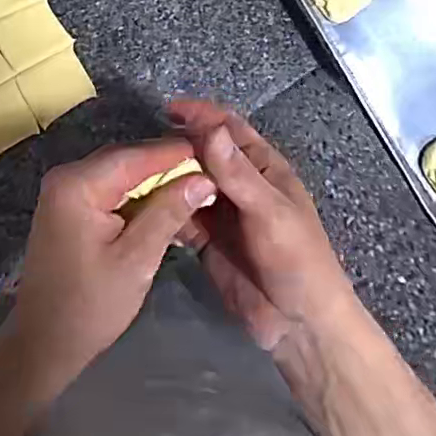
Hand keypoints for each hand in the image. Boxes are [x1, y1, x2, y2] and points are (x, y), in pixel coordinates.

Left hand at [0, 138, 216, 388]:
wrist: (43, 343)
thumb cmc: (89, 307)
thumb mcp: (136, 260)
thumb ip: (168, 213)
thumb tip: (203, 179)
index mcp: (77, 185)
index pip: (134, 155)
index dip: (175, 152)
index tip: (213, 152)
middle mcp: (66, 177)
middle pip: (125, 158)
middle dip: (166, 163)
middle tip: (209, 169)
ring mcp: (64, 190)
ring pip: (119, 172)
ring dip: (154, 178)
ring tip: (195, 183)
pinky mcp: (68, 206)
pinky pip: (108, 187)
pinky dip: (136, 192)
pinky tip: (164, 201)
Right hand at [167, 99, 359, 351]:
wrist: (299, 325)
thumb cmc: (296, 259)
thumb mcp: (269, 212)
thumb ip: (237, 173)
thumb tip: (210, 128)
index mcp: (263, 169)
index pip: (229, 129)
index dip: (202, 115)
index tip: (168, 110)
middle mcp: (240, 185)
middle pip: (204, 154)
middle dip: (178, 146)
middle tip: (144, 147)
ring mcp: (222, 213)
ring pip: (189, 184)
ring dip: (167, 177)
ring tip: (135, 174)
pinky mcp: (207, 241)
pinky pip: (181, 217)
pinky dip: (164, 210)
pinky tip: (142, 208)